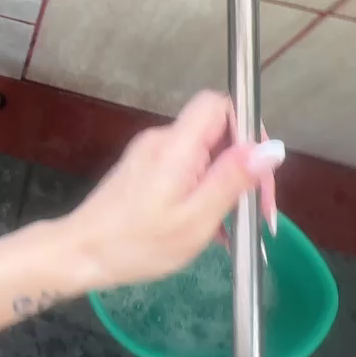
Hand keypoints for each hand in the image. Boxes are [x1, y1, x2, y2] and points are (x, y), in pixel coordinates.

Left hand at [56, 91, 285, 289]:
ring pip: (205, 154)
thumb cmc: (139, 242)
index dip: (248, 129)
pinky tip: (211, 228)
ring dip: (226, 187)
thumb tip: (272, 146)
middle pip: (216, 131)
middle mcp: (162, 140)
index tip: (262, 173)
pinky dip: (205, 193)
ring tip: (232, 230)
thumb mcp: (197, 217)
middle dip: (243, 168)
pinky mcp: (145, 168)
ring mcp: (151, 153)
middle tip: (256, 215)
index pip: (218, 104)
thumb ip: (233, 178)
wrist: (83, 252)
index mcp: (175, 145)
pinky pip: (188, 169)